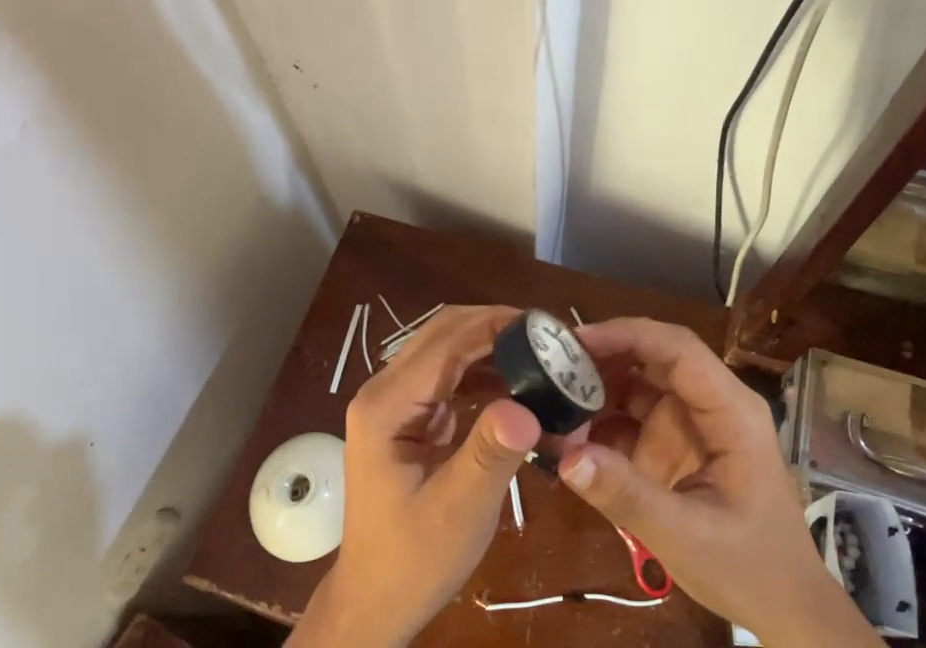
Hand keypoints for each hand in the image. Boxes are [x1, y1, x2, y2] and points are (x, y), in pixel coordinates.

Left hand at [289, 306, 539, 647]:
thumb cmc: (414, 559)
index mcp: (387, 406)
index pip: (447, 342)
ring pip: (445, 350)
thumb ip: (489, 454)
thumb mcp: (458, 510)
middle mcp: (383, 392)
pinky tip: (517, 383)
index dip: (497, 326)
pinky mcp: (406, 419)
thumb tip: (527, 406)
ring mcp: (392, 404)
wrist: (374, 600)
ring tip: (541, 356)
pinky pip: (447, 377)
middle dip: (496, 326)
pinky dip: (483, 371)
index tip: (549, 329)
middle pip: (443, 333)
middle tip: (551, 339)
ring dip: (491, 345)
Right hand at [558, 318, 882, 647]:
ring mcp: (690, 424)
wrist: (783, 606)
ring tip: (546, 401)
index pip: (678, 349)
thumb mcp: (686, 536)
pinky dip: (598, 424)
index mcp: (731, 411)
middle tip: (546, 367)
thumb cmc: (750, 567)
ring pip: (636, 386)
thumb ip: (627, 495)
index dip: (627, 335)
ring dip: (595, 390)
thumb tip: (566, 456)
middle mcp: (710, 404)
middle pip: (652, 359)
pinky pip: (631, 420)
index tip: (574, 340)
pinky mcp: (674, 446)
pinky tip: (563, 436)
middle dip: (601, 358)